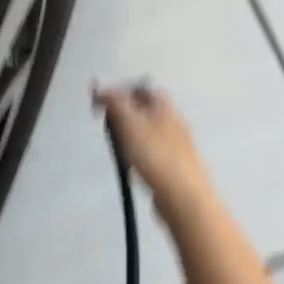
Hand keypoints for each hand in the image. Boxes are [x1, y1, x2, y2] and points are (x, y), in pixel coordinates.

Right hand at [92, 82, 210, 206]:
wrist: (183, 196)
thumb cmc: (155, 156)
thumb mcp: (130, 123)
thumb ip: (114, 103)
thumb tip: (101, 87)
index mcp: (165, 108)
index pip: (142, 89)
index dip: (121, 91)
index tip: (101, 103)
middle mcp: (174, 122)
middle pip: (146, 110)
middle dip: (124, 114)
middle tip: (107, 125)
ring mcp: (176, 146)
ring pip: (149, 132)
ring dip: (131, 135)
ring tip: (116, 147)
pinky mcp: (174, 166)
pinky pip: (152, 152)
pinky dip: (139, 154)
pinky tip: (131, 165)